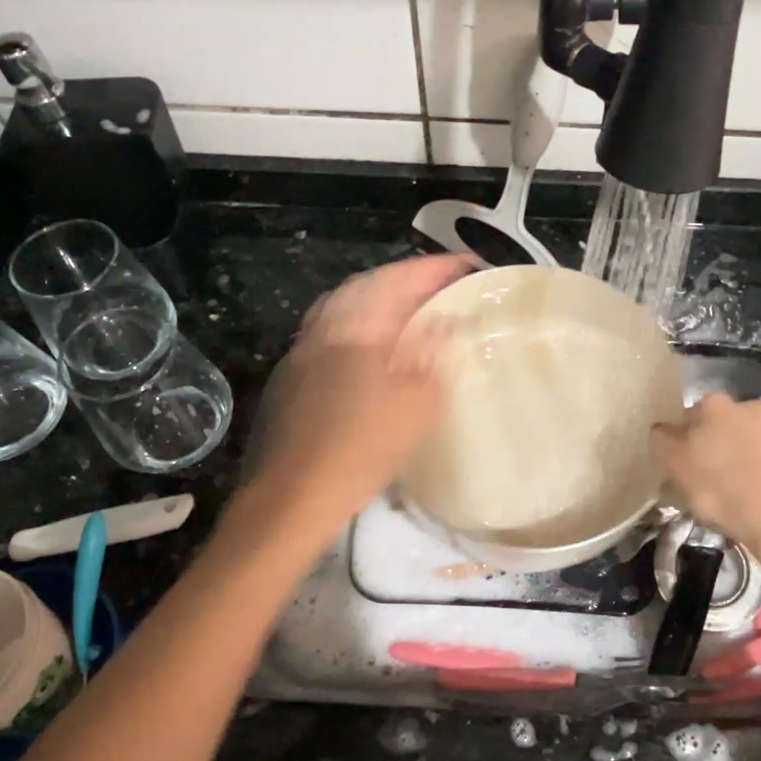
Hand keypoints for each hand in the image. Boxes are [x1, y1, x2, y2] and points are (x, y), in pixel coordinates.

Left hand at [242, 254, 474, 535]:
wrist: (293, 494)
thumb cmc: (364, 448)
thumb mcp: (419, 404)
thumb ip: (435, 354)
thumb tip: (446, 320)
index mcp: (360, 324)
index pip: (404, 277)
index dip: (440, 268)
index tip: (471, 266)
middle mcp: (327, 325)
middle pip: (369, 284)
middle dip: (408, 279)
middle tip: (442, 287)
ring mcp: (302, 348)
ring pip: (344, 306)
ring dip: (379, 300)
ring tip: (411, 312)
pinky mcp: (289, 375)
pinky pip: (329, 331)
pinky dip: (358, 325)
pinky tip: (373, 348)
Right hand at [651, 393, 760, 579]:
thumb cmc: (724, 496)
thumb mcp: (676, 472)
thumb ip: (663, 442)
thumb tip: (663, 429)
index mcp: (715, 408)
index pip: (694, 415)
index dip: (692, 439)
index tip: (694, 464)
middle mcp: (753, 407)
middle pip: (733, 422)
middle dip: (728, 442)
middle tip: (725, 477)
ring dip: (760, 453)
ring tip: (758, 489)